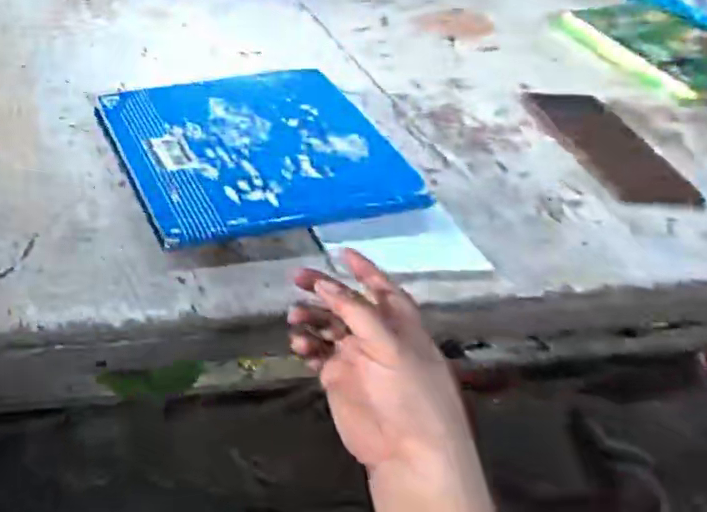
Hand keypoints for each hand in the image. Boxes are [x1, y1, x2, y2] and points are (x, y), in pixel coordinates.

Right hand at [289, 250, 475, 481]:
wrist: (407, 454)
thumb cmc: (410, 396)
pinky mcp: (336, 376)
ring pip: (325, 324)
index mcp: (400, 329)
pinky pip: (314, 349)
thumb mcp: (388, 347)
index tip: (342, 252)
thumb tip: (324, 283)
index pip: (383, 291)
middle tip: (297, 279)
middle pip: (345, 302)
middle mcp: (377, 338)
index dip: (365, 270)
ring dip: (308, 317)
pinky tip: (300, 346)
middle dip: (322, 288)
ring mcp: (356, 357)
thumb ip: (355, 311)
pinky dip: (304, 343)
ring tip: (296, 320)